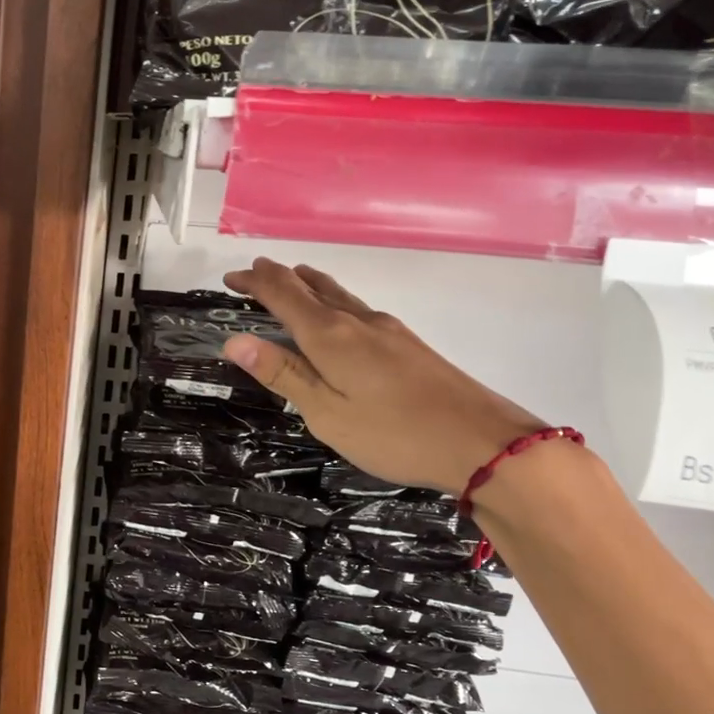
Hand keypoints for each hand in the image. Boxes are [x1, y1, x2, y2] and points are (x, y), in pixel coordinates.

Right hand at [221, 258, 545, 495]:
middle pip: (312, 288)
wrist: (482, 441)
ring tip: (292, 277)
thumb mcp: (326, 413)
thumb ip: (284, 375)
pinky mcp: (406, 345)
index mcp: (331, 337)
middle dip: (278, 279)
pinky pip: (356, 308)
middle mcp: (358, 323)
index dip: (255, 284)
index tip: (231, 278)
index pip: (284, 296)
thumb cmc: (394, 434)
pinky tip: (338, 313)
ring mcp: (387, 331)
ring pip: (338, 295)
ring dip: (308, 284)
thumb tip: (235, 341)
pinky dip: (332, 300)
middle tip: (253, 272)